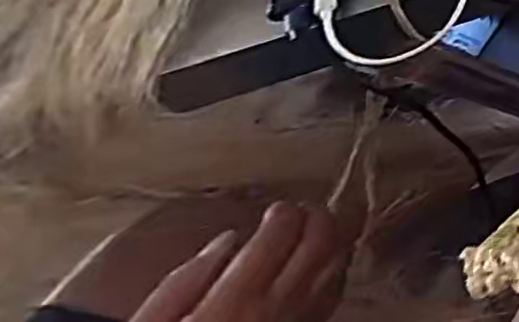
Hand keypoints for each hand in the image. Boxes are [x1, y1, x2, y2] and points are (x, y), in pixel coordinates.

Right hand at [128, 202, 347, 321]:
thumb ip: (180, 286)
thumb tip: (226, 241)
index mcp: (235, 303)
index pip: (278, 236)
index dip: (282, 214)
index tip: (276, 209)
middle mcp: (278, 308)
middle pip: (321, 241)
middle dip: (317, 217)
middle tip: (302, 212)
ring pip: (338, 262)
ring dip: (333, 239)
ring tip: (315, 231)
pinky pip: (334, 293)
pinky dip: (335, 268)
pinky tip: (322, 267)